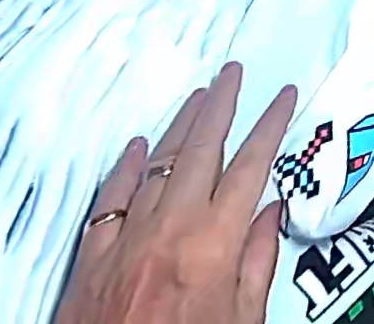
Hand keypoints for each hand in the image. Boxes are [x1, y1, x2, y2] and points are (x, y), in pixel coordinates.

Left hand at [55, 63, 296, 323]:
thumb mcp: (243, 323)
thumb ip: (258, 262)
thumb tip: (271, 214)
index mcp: (214, 244)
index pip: (251, 163)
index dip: (271, 123)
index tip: (284, 97)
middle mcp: (170, 231)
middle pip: (202, 147)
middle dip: (222, 103)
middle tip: (232, 73)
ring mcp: (126, 242)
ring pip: (157, 164)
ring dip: (181, 125)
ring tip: (199, 96)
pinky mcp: (90, 262)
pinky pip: (108, 201)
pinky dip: (123, 170)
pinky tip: (135, 147)